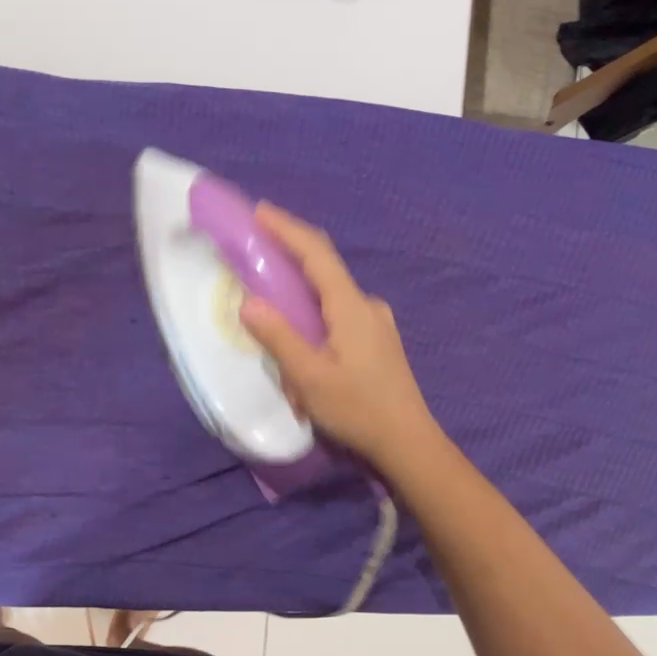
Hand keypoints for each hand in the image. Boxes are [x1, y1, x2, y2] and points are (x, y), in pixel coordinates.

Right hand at [238, 203, 442, 469]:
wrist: (407, 443)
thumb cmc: (357, 410)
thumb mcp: (309, 377)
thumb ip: (278, 338)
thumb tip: (249, 302)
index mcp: (350, 306)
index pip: (315, 254)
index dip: (287, 230)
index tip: (259, 212)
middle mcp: (367, 306)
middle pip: (324, 270)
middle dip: (290, 256)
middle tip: (257, 251)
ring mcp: (376, 325)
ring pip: (331, 298)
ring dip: (301, 296)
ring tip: (272, 310)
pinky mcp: (378, 344)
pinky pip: (339, 318)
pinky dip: (314, 317)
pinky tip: (302, 343)